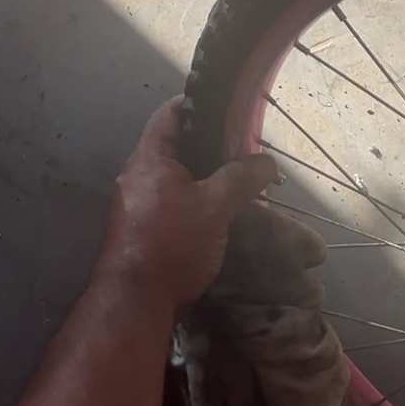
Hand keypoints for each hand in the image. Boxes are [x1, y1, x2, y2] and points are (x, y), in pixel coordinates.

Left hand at [97, 97, 279, 309]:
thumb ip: (242, 178)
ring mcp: (139, 204)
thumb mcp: (214, 206)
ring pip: (177, 177)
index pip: (170, 114)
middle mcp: (138, 176)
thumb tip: (268, 162)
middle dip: (211, 145)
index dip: (196, 103)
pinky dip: (198, 200)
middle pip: (176, 146)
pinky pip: (175, 202)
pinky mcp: (145, 229)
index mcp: (149, 159)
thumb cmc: (171, 244)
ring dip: (207, 177)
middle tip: (243, 148)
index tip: (226, 106)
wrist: (136, 303)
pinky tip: (223, 212)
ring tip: (240, 181)